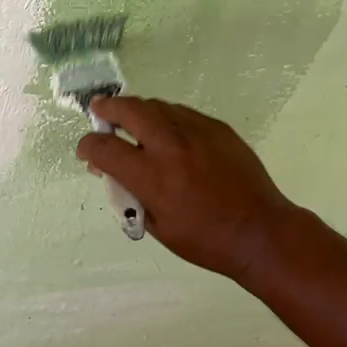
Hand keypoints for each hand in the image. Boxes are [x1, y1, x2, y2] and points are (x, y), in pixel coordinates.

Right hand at [77, 96, 296, 279]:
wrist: (260, 231)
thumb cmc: (205, 240)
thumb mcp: (157, 226)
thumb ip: (130, 195)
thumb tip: (113, 172)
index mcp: (151, 176)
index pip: (104, 148)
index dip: (88, 147)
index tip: (86, 151)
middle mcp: (170, 146)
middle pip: (129, 110)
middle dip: (108, 108)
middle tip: (100, 110)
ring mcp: (196, 131)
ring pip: (156, 106)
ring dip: (138, 111)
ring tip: (132, 120)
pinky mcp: (217, 127)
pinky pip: (182, 113)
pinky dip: (167, 118)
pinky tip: (168, 131)